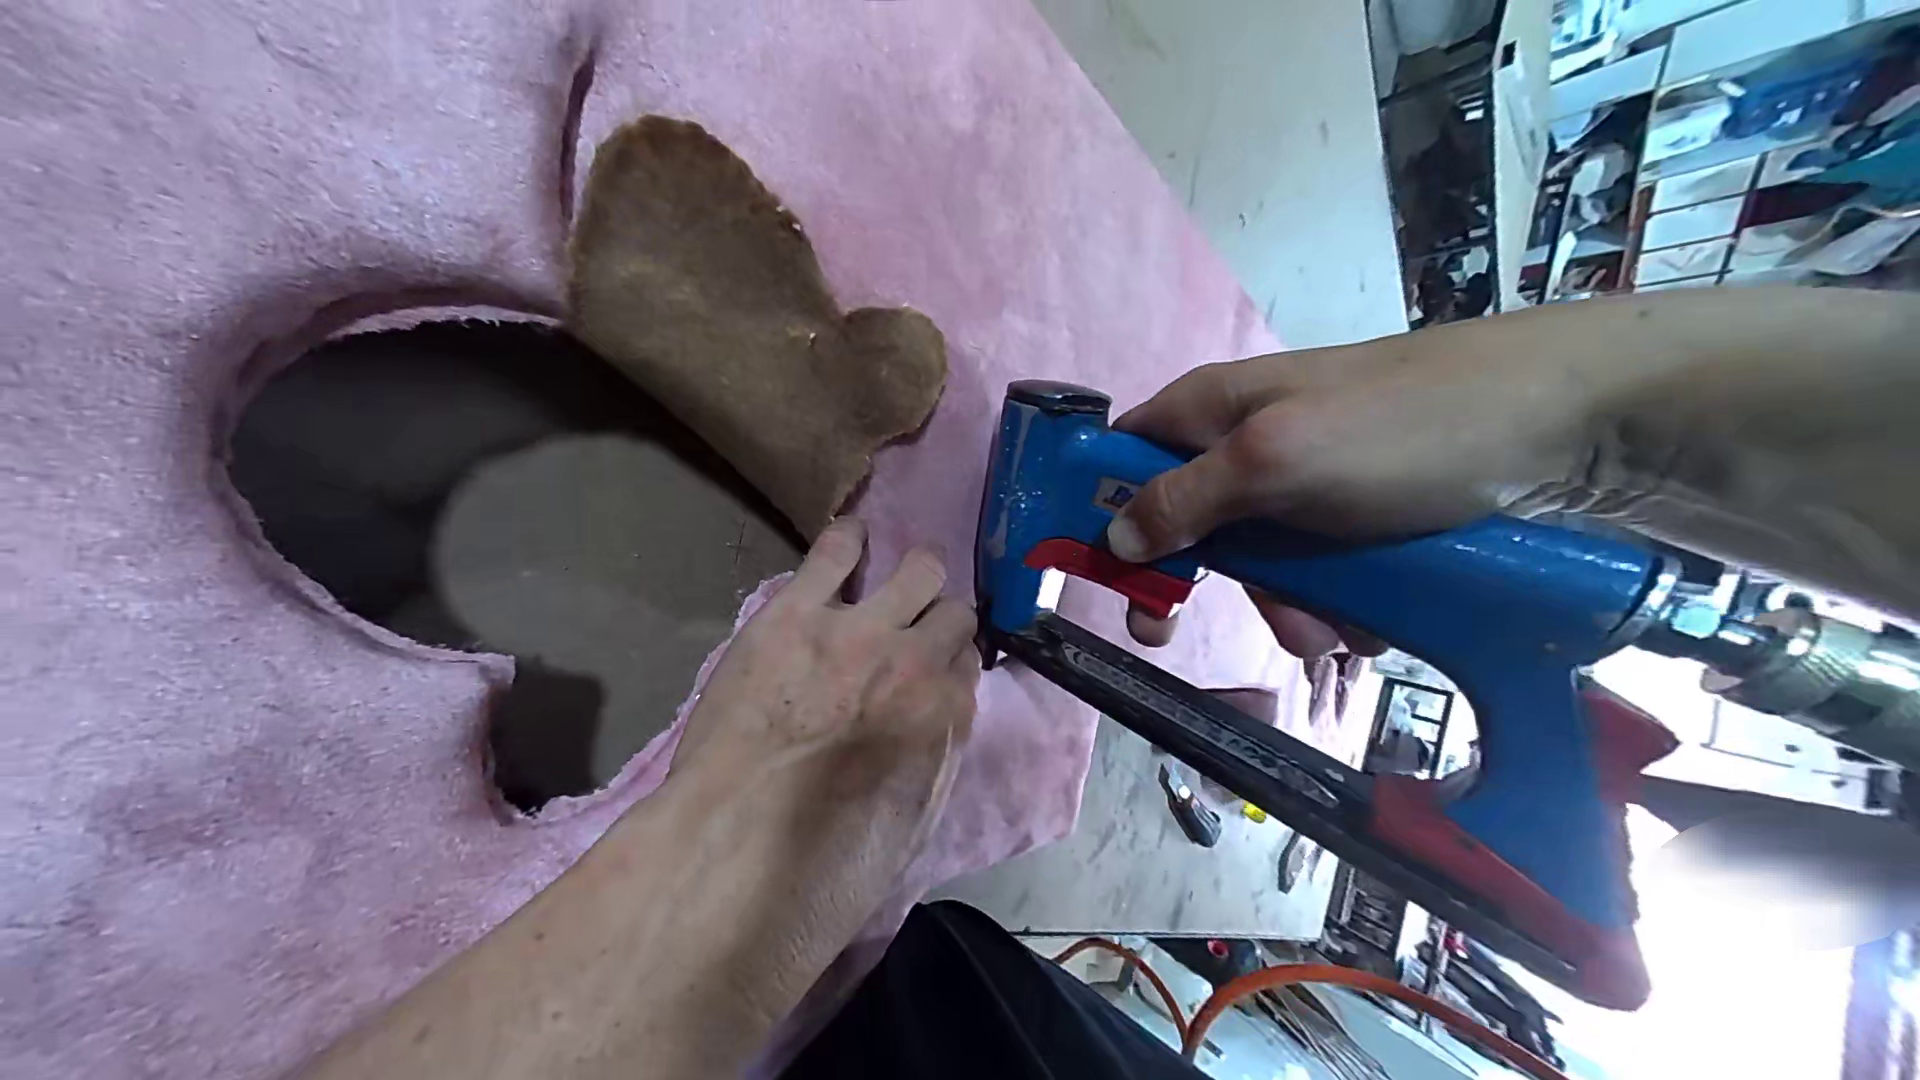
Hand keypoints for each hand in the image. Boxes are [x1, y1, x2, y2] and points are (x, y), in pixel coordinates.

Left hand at [667, 518, 979, 1010]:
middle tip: (911, 625)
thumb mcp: (912, 820)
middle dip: (939, 616)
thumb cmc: (825, 861)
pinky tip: (850, 540)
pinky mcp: (799, 612)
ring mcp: (860, 630)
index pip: (970, 660)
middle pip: (955, 609)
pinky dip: (848, 540)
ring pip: (920, 568)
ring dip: (913, 574)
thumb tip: (943, 710)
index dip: (950, 658)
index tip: (932, 662)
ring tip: (890, 580)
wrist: (732, 849)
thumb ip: (939, 751)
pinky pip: (837, 551)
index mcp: (947, 716)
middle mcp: (919, 661)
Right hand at [1104, 330, 1593, 655]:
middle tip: (1167, 629)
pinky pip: (1304, 566)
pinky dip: (1322, 600)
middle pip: (1175, 518)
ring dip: (1273, 602)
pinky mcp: (1341, 510)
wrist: (1566, 422)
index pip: (1119, 456)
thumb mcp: (1274, 464)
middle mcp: (1237, 441)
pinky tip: (1359, 618)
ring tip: (1323, 629)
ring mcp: (1293, 477)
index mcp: (1203, 411)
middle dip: (1188, 577)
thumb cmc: (1398, 432)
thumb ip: (1184, 499)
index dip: (1099, 508)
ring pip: (1246, 555)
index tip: (1099, 567)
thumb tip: (1114, 535)